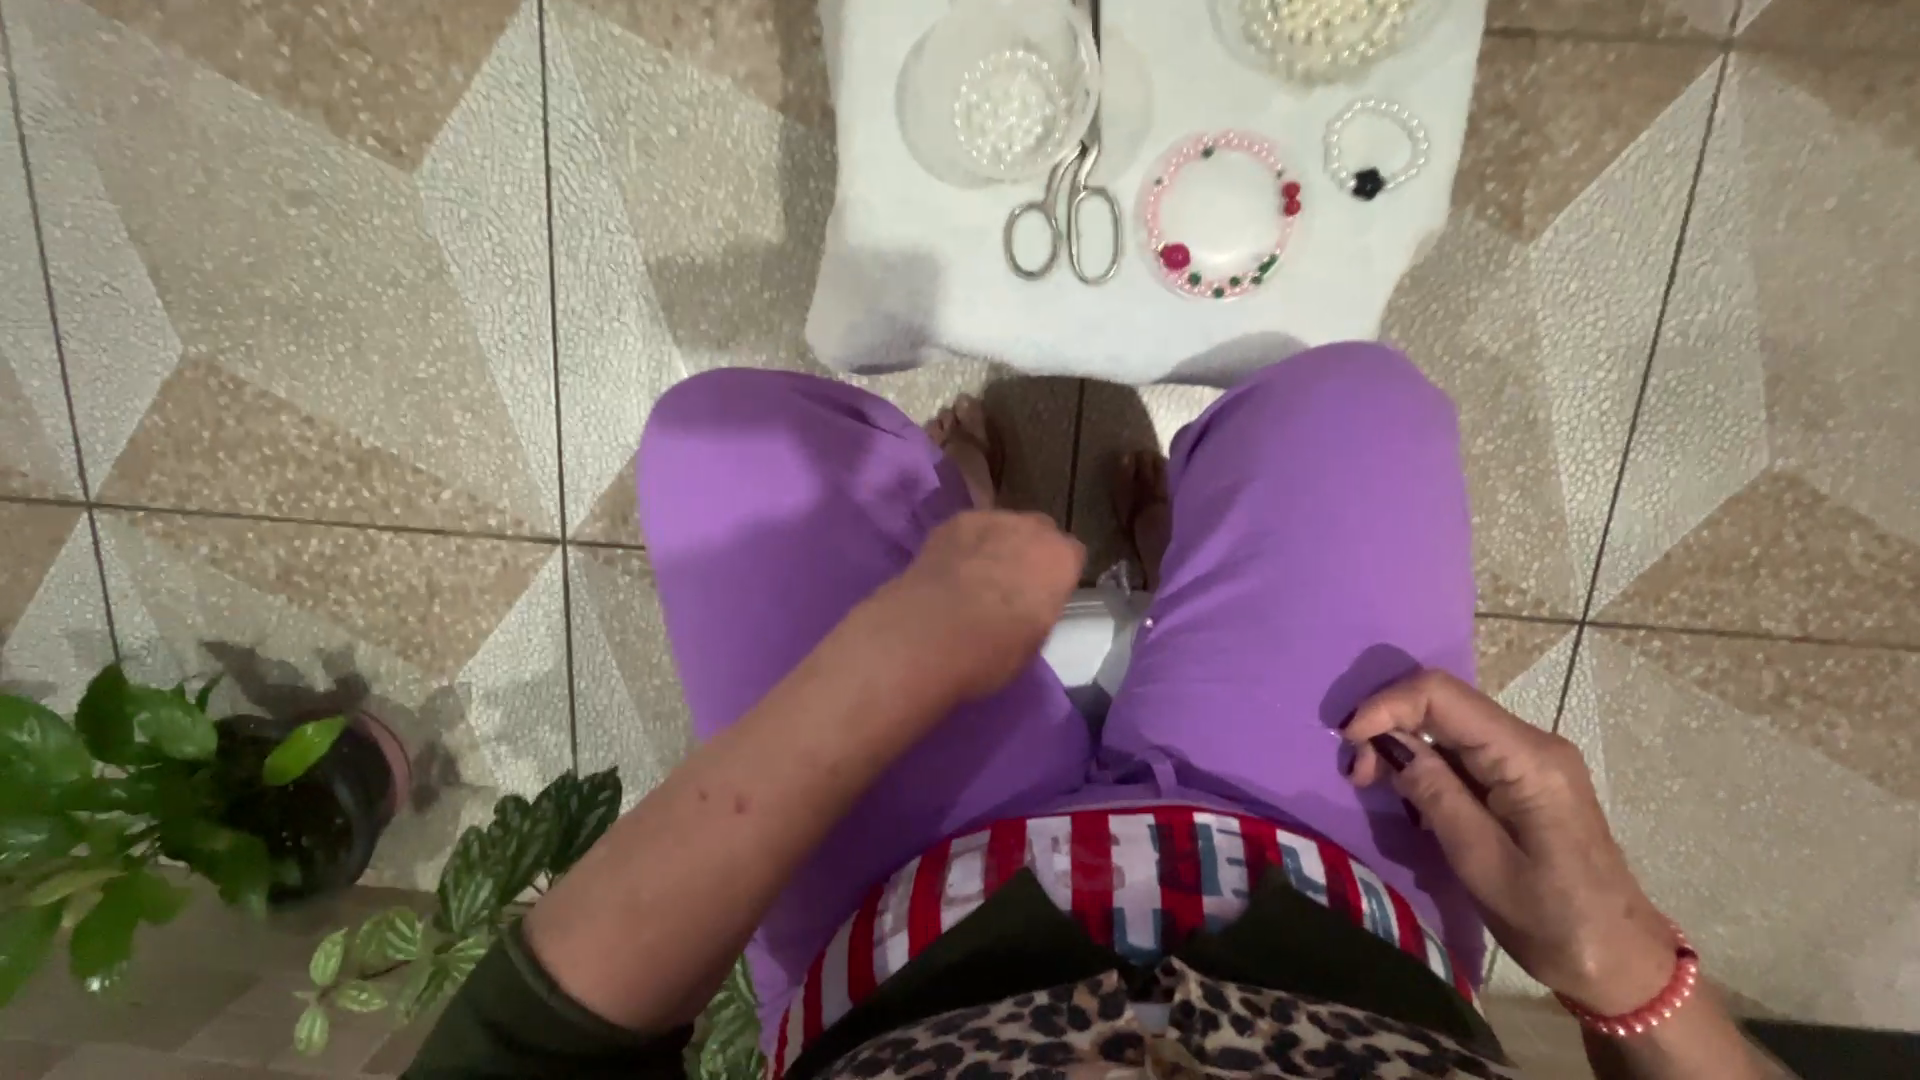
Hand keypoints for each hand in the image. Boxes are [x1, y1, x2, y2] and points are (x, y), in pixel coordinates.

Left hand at [857, 510, 1084, 703]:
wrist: (925, 634)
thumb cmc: (989, 652)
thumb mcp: (1033, 642)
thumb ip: (1040, 609)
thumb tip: (1029, 604)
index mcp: (1060, 559)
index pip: (1073, 556)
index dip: (1058, 576)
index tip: (1044, 596)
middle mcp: (1030, 529)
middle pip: (1040, 532)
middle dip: (1031, 552)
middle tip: (1012, 585)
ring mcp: (988, 519)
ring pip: (1004, 525)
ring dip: (998, 544)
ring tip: (976, 575)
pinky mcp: (950, 522)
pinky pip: (970, 529)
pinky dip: (966, 544)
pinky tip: (951, 569)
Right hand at [1342, 670, 1676, 1015]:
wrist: (1623, 966)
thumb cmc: (1555, 920)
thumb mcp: (1482, 862)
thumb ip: (1433, 793)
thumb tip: (1385, 742)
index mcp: (1529, 758)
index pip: (1441, 694)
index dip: (1385, 705)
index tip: (1349, 742)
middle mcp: (1530, 743)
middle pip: (1440, 702)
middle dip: (1386, 725)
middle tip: (1357, 772)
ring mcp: (1527, 758)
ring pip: (1443, 722)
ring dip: (1397, 742)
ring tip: (1371, 782)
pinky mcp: (1519, 777)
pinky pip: (1457, 748)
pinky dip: (1418, 758)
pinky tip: (1402, 789)